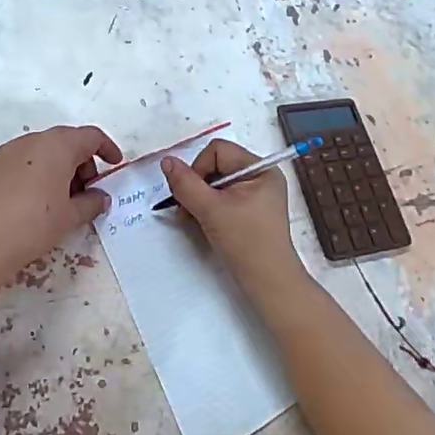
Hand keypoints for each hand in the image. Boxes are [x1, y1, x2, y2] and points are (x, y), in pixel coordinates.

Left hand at [0, 126, 121, 275]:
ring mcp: (7, 151)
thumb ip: (91, 202)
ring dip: (57, 167)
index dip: (107, 148)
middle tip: (86, 192)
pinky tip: (32, 201)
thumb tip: (99, 197)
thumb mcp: (70, 216)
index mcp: (58, 145)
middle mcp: (33, 140)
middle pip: (66, 142)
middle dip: (81, 162)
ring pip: (42, 151)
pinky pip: (21, 161)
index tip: (114, 165)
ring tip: (59, 200)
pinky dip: (34, 173)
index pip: (91, 136)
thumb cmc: (34, 224)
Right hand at [161, 139, 305, 294]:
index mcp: (260, 169)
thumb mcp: (210, 210)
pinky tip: (204, 224)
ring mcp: (257, 194)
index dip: (199, 168)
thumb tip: (167, 162)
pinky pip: (224, 198)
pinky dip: (210, 208)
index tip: (192, 195)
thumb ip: (185, 184)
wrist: (268, 283)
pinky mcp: (251, 210)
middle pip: (217, 165)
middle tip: (186, 210)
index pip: (218, 151)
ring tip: (193, 219)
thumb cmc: (245, 242)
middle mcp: (261, 176)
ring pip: (217, 183)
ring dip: (200, 198)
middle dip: (197, 186)